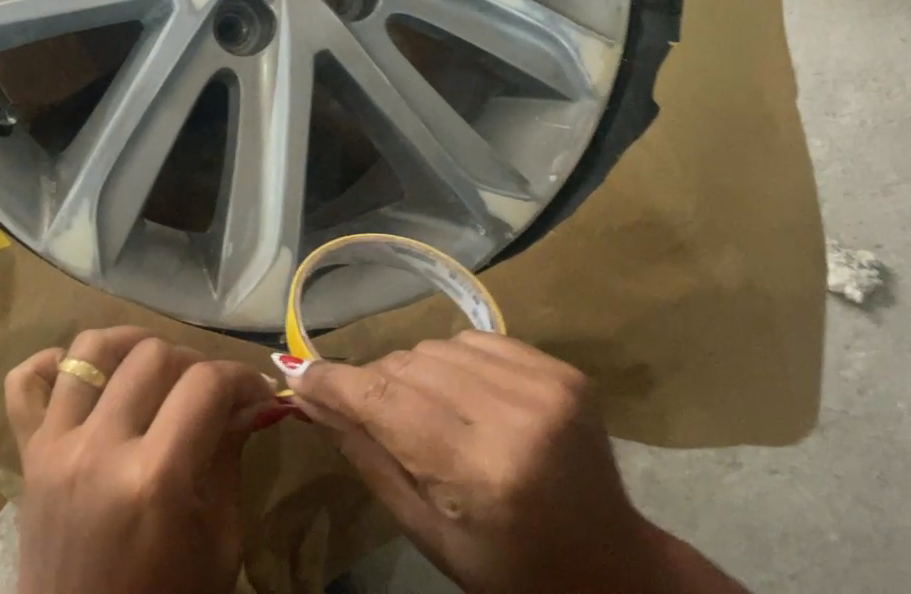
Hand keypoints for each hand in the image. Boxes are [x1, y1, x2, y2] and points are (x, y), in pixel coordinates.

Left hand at [4, 327, 279, 593]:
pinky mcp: (27, 454)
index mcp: (156, 479)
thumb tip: (248, 400)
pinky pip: (24, 382)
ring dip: (131, 344)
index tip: (255, 392)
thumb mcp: (218, 540)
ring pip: (90, 349)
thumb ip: (229, 458)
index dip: (241, 377)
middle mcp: (99, 449)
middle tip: (209, 390)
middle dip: (194, 362)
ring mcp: (55, 446)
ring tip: (154, 365)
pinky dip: (54, 364)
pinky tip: (85, 378)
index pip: (205, 385)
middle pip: (153, 356)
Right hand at [287, 333, 747, 593]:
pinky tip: (464, 397)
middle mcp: (516, 416)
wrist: (614, 567)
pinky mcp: (562, 370)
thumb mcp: (426, 529)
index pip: (383, 400)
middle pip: (405, 368)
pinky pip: (473, 341)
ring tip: (427, 414)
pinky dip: (453, 363)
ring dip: (413, 374)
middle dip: (374, 386)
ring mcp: (546, 386)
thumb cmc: (509, 569)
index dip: (332, 381)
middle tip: (372, 418)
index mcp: (482, 470)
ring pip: (434, 348)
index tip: (297, 375)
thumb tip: (305, 394)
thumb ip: (365, 453)